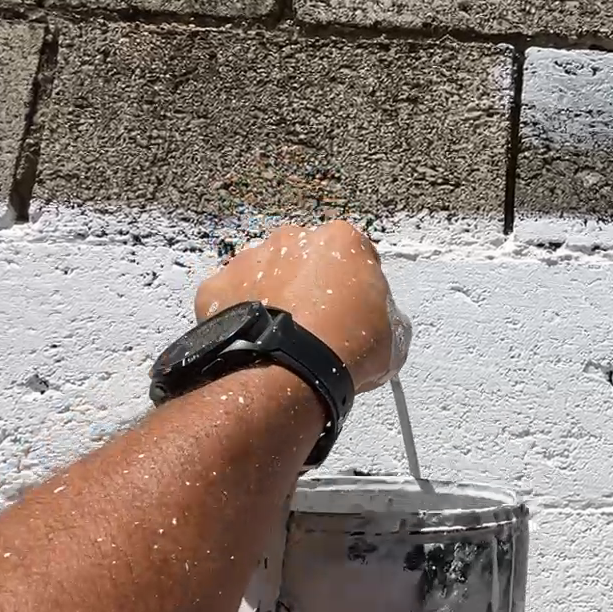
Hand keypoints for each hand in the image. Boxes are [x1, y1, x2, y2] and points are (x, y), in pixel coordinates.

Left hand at [193, 221, 409, 392]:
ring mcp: (251, 259)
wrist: (290, 373)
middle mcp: (294, 238)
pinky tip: (256, 340)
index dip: (360, 286)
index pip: (358, 255)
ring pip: (267, 273)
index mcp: (343, 240)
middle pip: (308, 258)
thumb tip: (379, 322)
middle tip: (321, 325)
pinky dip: (242, 313)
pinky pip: (233, 297)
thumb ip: (386, 315)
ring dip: (277, 296)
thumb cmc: (346, 349)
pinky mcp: (218, 286)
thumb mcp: (394, 337)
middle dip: (313, 284)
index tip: (358, 311)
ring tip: (286, 337)